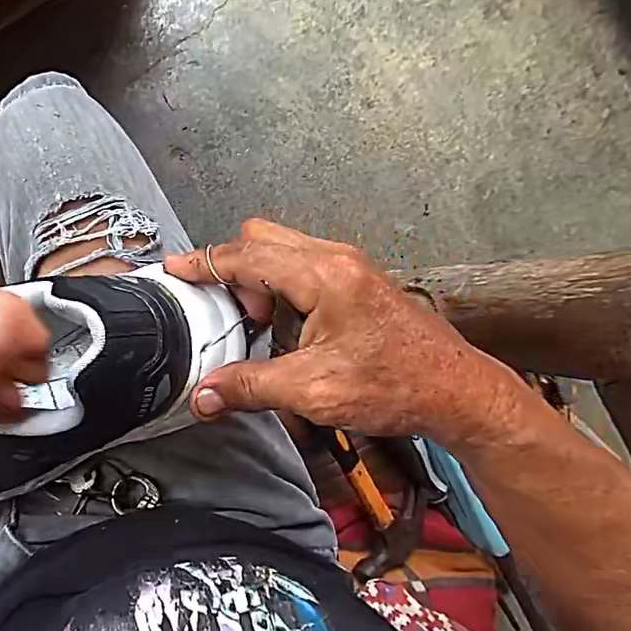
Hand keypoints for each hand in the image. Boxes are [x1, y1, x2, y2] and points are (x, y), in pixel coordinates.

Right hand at [165, 219, 547, 444]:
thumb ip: (250, 387)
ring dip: (257, 278)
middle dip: (231, 269)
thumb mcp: (313, 391)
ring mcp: (348, 265)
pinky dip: (279, 284)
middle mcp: (336, 259)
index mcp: (324, 276)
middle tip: (225, 312)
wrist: (453, 390)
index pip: (246, 254)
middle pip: (260, 237)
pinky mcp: (354, 278)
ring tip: (258, 324)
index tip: (176, 269)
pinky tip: (283, 323)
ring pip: (281, 247)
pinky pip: (301, 263)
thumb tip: (206, 394)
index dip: (204, 263)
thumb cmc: (399, 384)